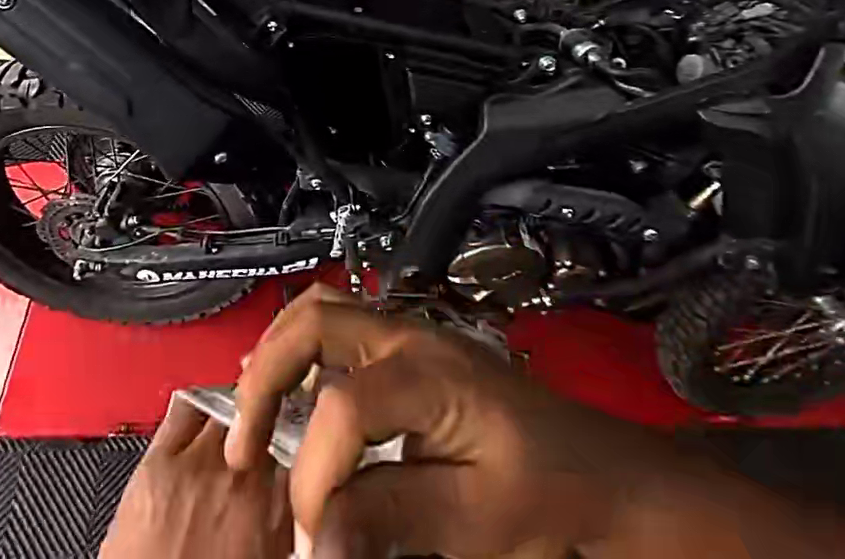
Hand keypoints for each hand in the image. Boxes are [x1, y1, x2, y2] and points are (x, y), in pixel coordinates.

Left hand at [101, 395, 292, 558]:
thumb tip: (299, 505)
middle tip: (270, 423)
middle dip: (272, 416)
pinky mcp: (159, 463)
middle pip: (269, 417)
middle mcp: (244, 477)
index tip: (303, 431)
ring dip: (238, 407)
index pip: (305, 442)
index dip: (305, 432)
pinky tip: (203, 408)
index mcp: (279, 512)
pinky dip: (198, 401)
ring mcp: (199, 464)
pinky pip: (187, 407)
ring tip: (239, 414)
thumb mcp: (269, 558)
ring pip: (229, 405)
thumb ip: (287, 525)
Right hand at [224, 285, 667, 558]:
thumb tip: (313, 540)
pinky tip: (295, 391)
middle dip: (266, 379)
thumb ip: (388, 519)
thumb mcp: (474, 522)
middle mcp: (409, 334)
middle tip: (244, 444)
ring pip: (320, 309)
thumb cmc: (548, 494)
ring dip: (278, 353)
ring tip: (254, 410)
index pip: (344, 407)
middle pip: (312, 323)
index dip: (314, 474)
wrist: (601, 471)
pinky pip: (339, 325)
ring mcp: (407, 333)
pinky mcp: (408, 346)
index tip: (311, 534)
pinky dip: (301, 350)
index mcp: (428, 371)